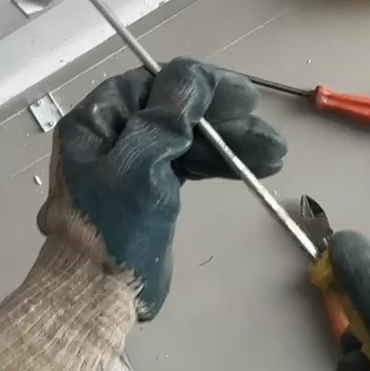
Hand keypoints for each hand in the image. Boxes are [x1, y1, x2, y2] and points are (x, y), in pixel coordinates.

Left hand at [51, 57, 286, 318]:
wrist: (95, 294)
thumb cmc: (112, 227)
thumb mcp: (139, 165)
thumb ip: (166, 117)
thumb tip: (194, 76)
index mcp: (97, 120)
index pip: (153, 84)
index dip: (198, 86)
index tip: (241, 96)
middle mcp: (112, 133)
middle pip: (174, 110)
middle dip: (222, 118)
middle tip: (265, 129)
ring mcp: (132, 161)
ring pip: (186, 137)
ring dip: (229, 141)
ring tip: (274, 153)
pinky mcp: (151, 188)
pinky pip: (187, 162)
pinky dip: (218, 162)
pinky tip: (253, 165)